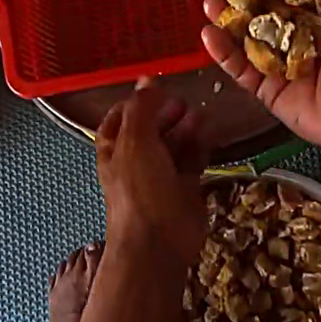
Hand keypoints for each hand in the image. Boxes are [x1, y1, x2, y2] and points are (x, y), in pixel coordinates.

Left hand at [95, 78, 216, 263]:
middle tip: (183, 102)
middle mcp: (133, 161)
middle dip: (165, 114)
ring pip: (173, 144)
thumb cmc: (139, 187)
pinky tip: (208, 133)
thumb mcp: (134, 140)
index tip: (156, 90)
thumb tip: (146, 80)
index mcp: (112, 148)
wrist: (156, 241)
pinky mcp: (183, 188)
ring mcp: (158, 175)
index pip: (121, 119)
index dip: (137, 103)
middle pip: (150, 130)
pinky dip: (199, 147)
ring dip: (185, 128)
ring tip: (199, 115)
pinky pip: (191, 161)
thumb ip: (141, 109)